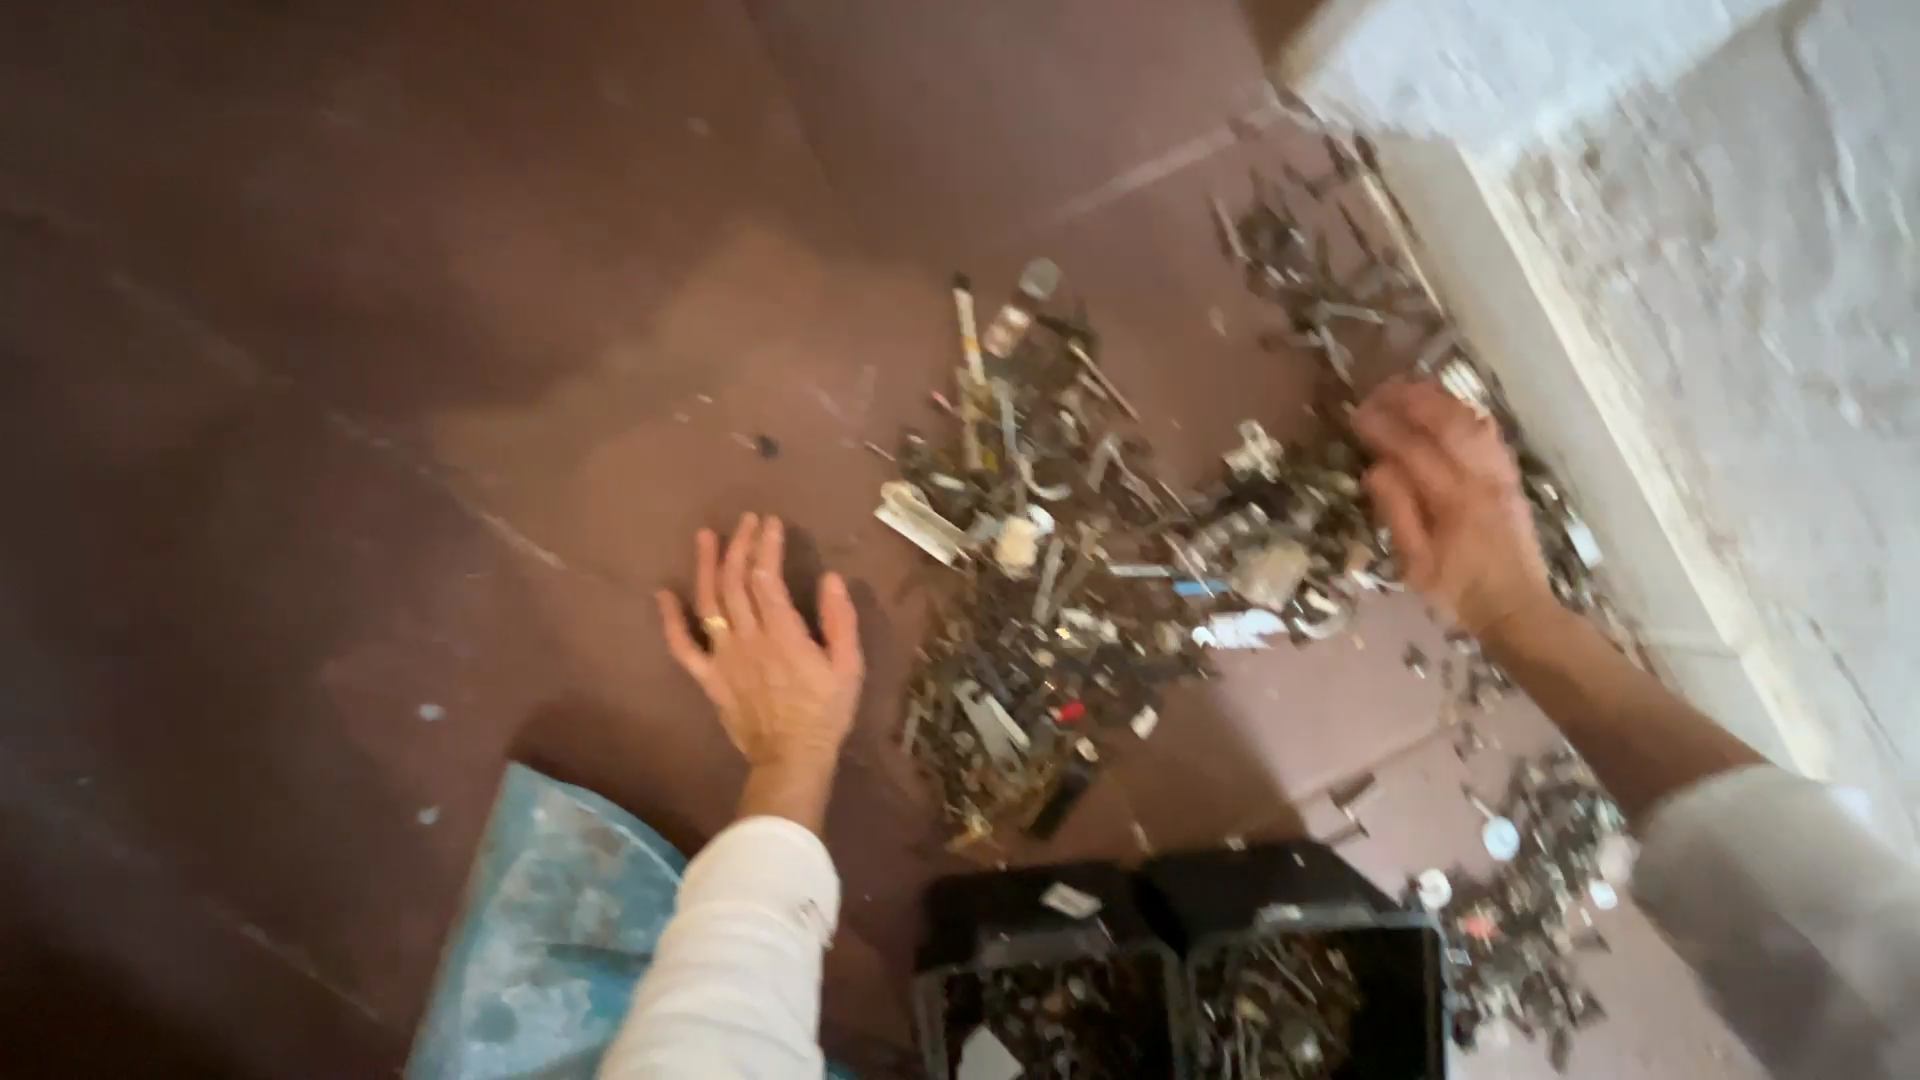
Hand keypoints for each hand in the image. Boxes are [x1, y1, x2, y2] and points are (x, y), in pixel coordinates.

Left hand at [656, 513, 864, 770]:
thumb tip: (831, 578)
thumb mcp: (848, 666)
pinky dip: (670, 620)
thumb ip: (840, 621)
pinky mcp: (708, 677)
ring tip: (706, 536)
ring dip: (706, 567)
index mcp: (783, 635)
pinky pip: (682, 647)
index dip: (766, 546)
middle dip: (740, 546)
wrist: (791, 759)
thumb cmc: (825, 712)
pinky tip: (664, 594)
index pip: (767, 579)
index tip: (771, 522)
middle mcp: (748, 639)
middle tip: (746, 520)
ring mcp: (723, 658)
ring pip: (708, 604)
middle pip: (735, 583)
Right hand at [1351, 379, 1551, 637]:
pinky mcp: (1510, 479)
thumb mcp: (1414, 562)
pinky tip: (1446, 412)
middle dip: (1411, 400)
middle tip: (1378, 392)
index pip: (1412, 449)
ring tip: (1407, 391)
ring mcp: (1501, 476)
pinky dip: (1464, 414)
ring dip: (1439, 401)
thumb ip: (1396, 513)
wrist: (1518, 609)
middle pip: (1448, 423)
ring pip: (1472, 422)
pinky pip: (1489, 434)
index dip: (1382, 427)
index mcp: (1453, 501)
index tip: (1356, 414)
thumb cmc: (1456, 592)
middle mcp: (1482, 479)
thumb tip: (1375, 469)